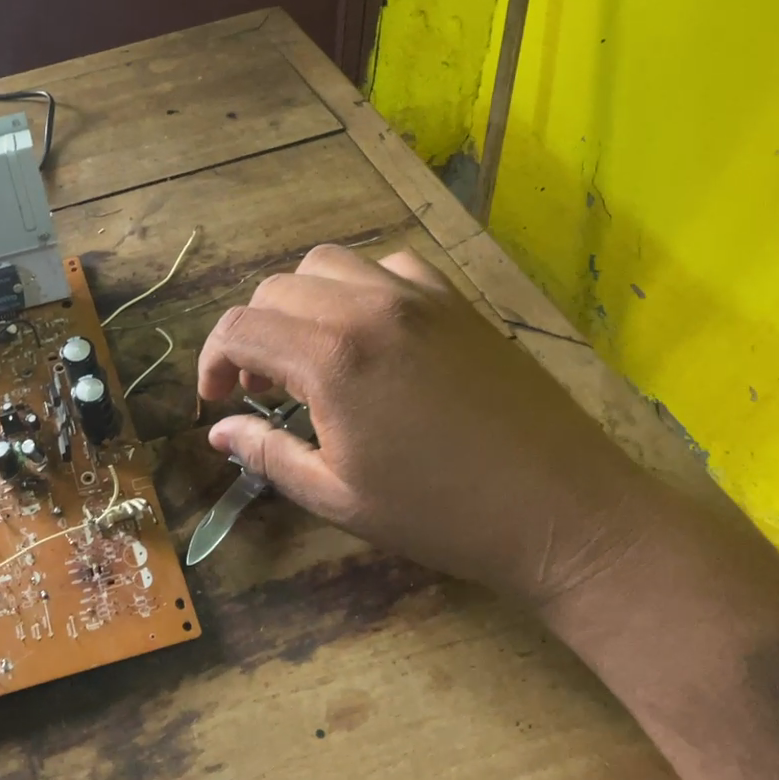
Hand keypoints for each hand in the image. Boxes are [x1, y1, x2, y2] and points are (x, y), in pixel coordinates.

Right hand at [197, 244, 664, 603]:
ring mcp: (417, 296)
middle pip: (274, 290)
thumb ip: (267, 454)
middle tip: (264, 388)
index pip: (239, 328)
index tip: (216, 400)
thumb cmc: (443, 514)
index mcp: (331, 358)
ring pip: (325, 264)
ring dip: (300, 303)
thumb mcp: (338, 496)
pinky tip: (373, 332)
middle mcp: (367, 308)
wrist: (566, 513)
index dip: (211, 361)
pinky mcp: (455, 300)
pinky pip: (388, 267)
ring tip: (313, 351)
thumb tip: (218, 431)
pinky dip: (360, 288)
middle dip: (252, 335)